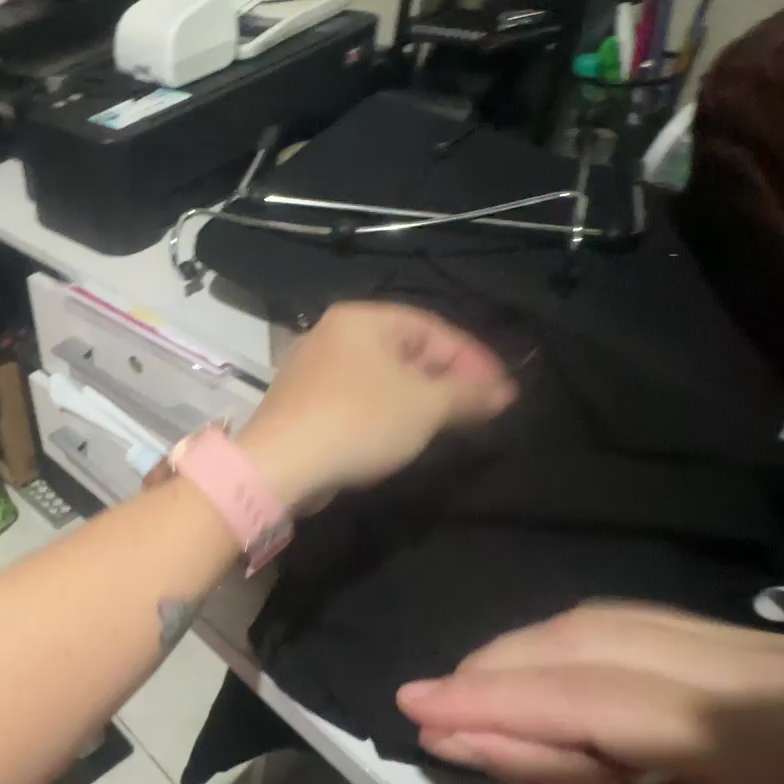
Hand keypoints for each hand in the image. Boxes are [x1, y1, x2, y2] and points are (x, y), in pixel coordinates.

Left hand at [236, 302, 515, 505]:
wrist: (279, 465)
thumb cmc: (358, 421)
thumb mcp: (426, 406)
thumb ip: (469, 394)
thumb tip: (504, 392)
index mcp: (359, 319)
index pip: (432, 327)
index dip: (473, 358)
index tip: (503, 391)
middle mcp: (329, 335)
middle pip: (404, 351)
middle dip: (446, 380)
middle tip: (480, 409)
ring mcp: (309, 370)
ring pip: (379, 378)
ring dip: (417, 399)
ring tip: (449, 424)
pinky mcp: (299, 405)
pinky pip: (354, 401)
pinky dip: (383, 413)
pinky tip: (401, 436)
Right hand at [397, 603, 783, 783]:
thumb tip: (458, 735)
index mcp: (779, 751)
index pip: (593, 698)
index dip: (490, 697)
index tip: (410, 702)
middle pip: (596, 640)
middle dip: (498, 667)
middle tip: (434, 702)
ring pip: (611, 620)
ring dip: (528, 652)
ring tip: (477, 693)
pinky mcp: (783, 643)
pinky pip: (644, 625)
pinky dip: (573, 650)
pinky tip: (543, 681)